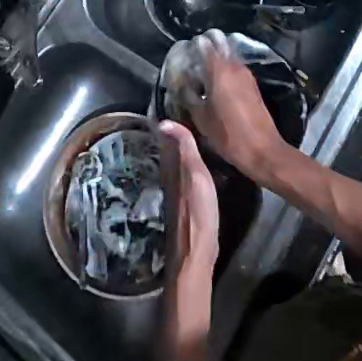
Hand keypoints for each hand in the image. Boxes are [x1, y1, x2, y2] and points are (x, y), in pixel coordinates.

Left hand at [159, 121, 218, 285]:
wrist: (195, 253)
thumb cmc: (198, 212)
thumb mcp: (196, 175)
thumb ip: (184, 149)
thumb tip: (164, 121)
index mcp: (171, 168)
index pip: (165, 139)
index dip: (167, 125)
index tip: (170, 106)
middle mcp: (169, 178)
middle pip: (169, 151)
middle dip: (173, 135)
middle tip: (182, 116)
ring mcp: (175, 192)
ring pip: (175, 164)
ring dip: (179, 150)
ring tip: (189, 136)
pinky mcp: (183, 204)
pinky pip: (182, 176)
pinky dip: (186, 166)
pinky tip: (194, 165)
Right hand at [193, 47, 290, 176]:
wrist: (262, 150)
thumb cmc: (228, 135)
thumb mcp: (201, 118)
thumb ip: (189, 97)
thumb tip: (183, 84)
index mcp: (219, 71)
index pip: (206, 44)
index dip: (195, 44)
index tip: (185, 48)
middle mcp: (235, 67)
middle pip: (221, 45)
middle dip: (208, 46)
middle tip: (194, 55)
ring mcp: (247, 76)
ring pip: (230, 56)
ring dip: (218, 58)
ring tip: (202, 69)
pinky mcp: (253, 86)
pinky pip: (236, 68)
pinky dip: (226, 69)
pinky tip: (217, 82)